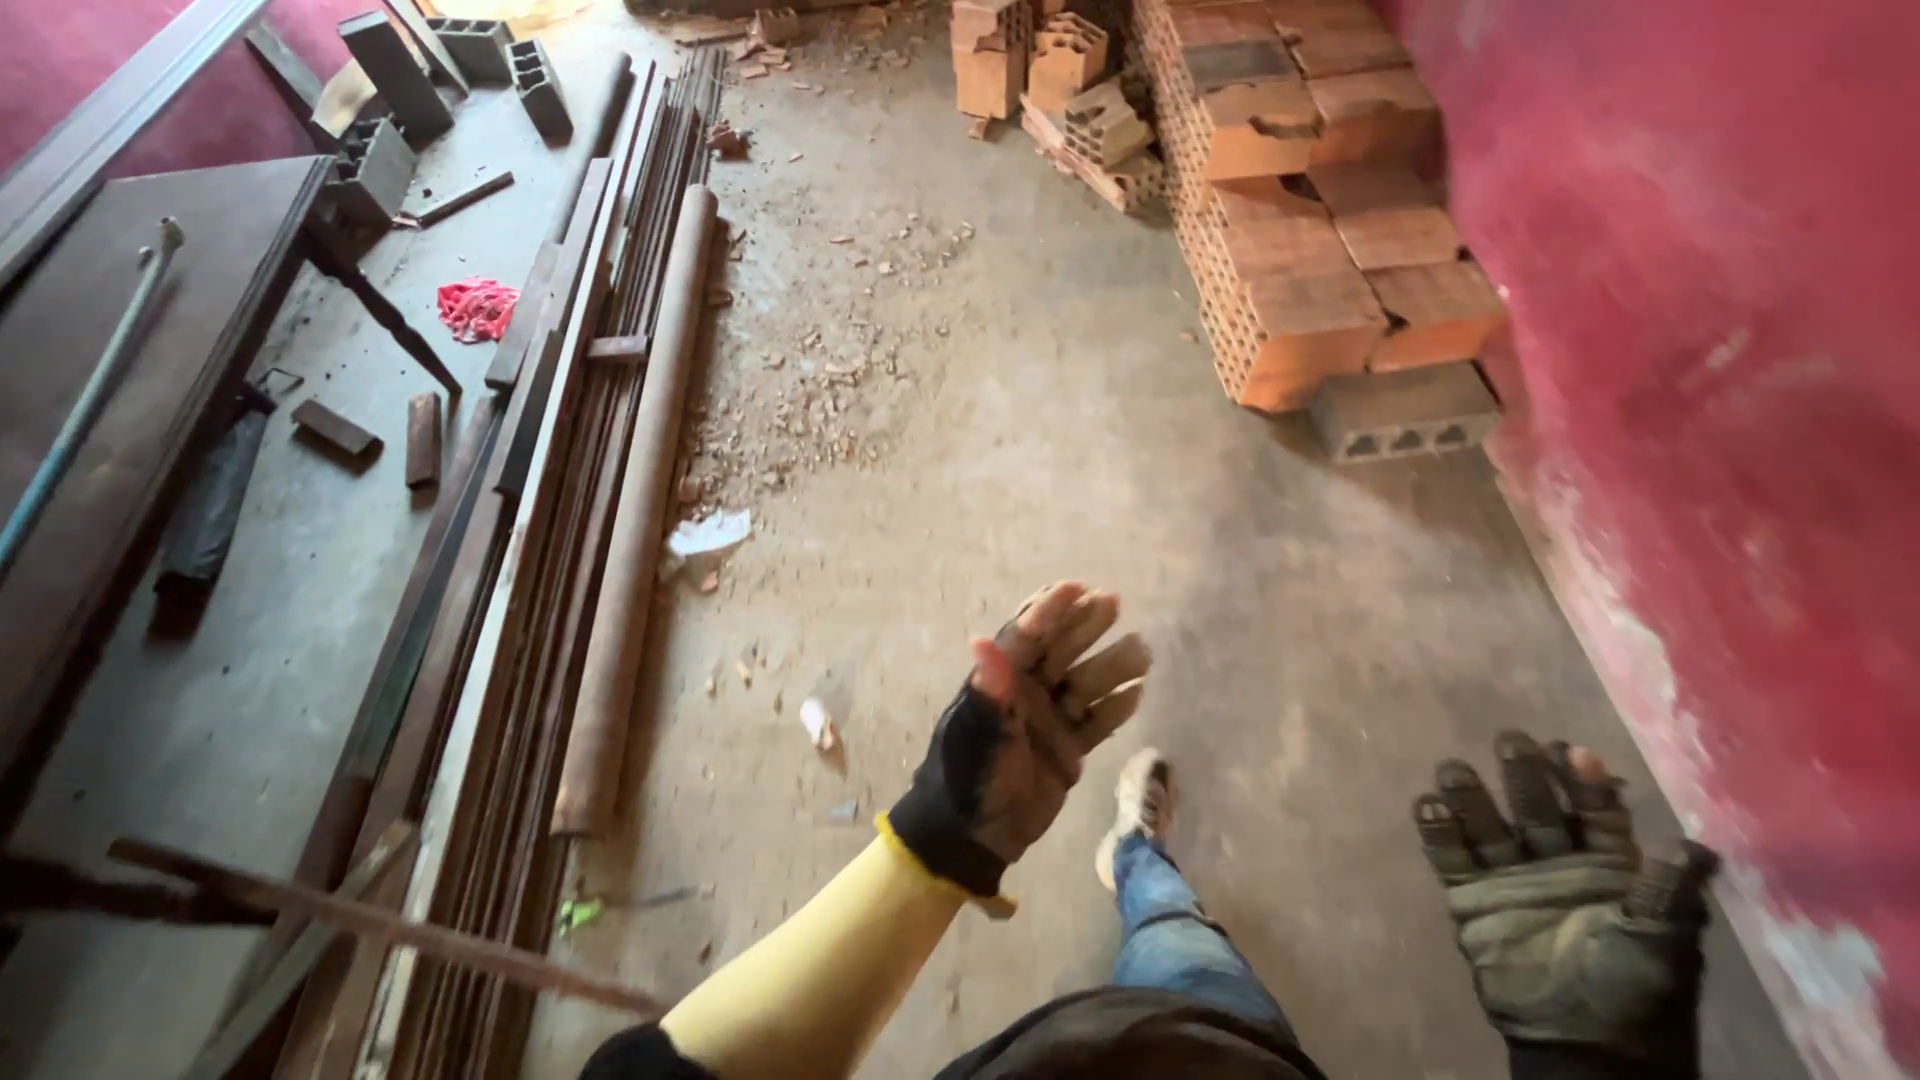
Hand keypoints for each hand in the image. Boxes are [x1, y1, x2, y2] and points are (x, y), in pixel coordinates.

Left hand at [886, 583, 1150, 907]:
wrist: (973, 836)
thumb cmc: (967, 778)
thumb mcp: (976, 734)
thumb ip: (988, 691)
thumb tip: (981, 641)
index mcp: (1000, 683)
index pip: (1026, 637)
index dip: (1049, 610)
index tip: (1075, 586)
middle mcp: (1027, 693)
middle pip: (1061, 651)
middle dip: (1085, 626)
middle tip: (1114, 601)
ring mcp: (1050, 721)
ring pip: (1085, 684)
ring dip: (1111, 665)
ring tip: (1142, 648)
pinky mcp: (1068, 749)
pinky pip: (1096, 721)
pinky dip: (1115, 708)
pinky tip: (1137, 691)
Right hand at [1414, 733, 1718, 1072]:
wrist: (1581, 1044)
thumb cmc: (1634, 994)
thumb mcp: (1661, 943)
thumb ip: (1667, 892)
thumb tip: (1694, 844)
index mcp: (1606, 868)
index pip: (1594, 813)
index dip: (1585, 783)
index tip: (1572, 751)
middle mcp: (1554, 862)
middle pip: (1534, 807)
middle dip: (1523, 774)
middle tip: (1510, 740)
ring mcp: (1508, 876)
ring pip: (1486, 823)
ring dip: (1470, 795)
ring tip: (1453, 768)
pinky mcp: (1470, 896)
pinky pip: (1449, 855)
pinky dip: (1437, 830)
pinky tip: (1428, 805)